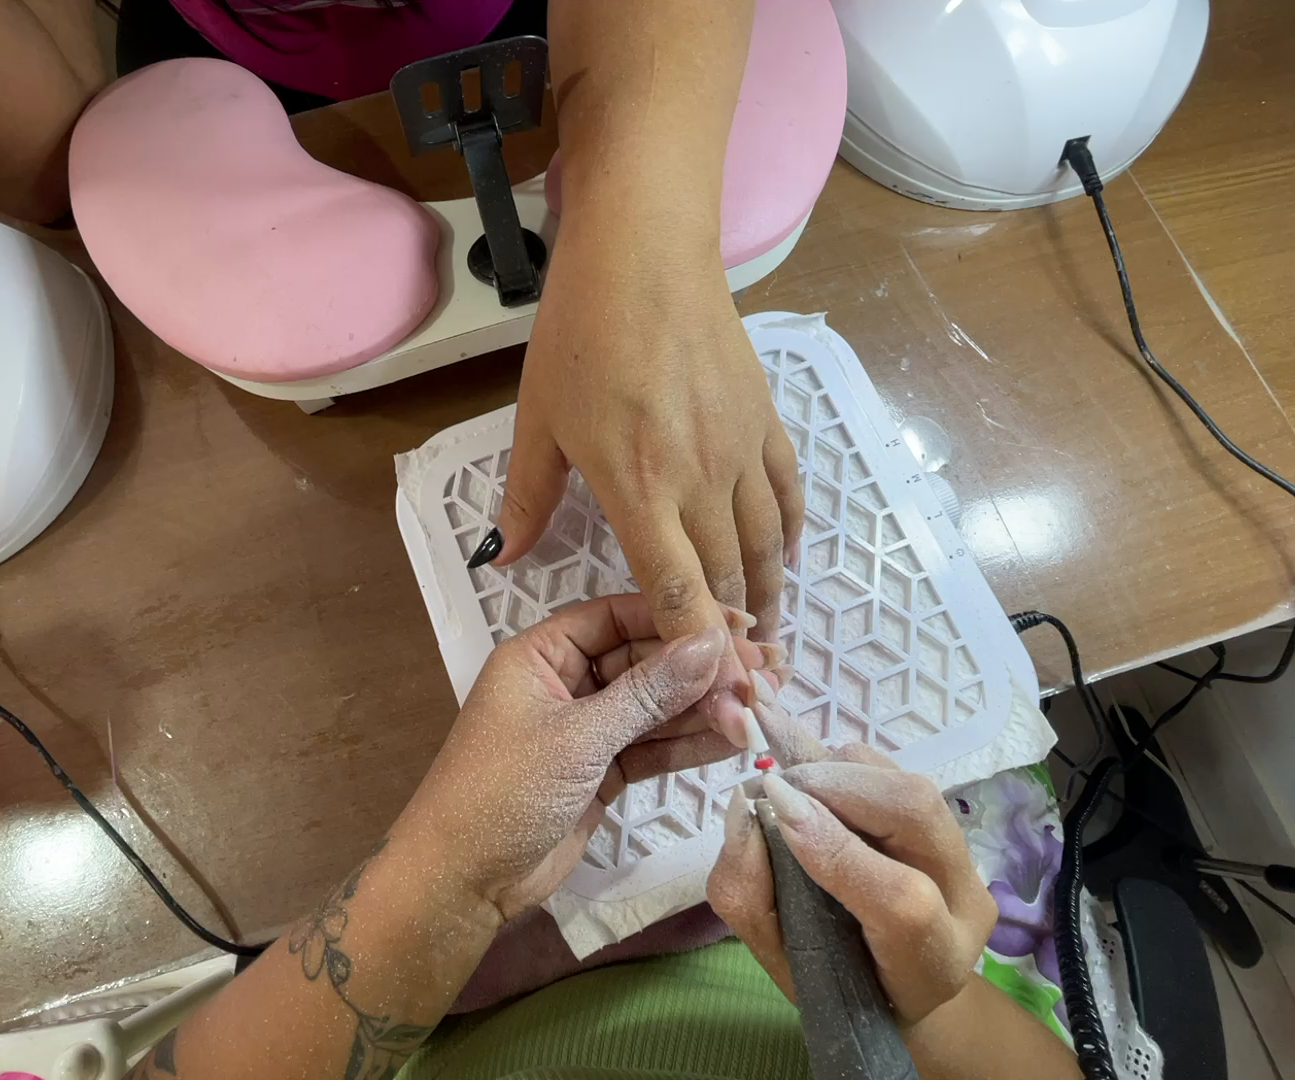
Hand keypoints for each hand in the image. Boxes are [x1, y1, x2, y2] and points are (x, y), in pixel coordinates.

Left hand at [394, 594, 767, 923]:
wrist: (463, 882)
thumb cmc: (504, 791)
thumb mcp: (578, 736)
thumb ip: (648, 692)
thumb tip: (711, 642)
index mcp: (542, 654)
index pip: (617, 615)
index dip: (675, 615)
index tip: (736, 620)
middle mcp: (566, 680)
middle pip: (644, 661)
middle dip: (700, 668)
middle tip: (766, 671)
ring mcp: (587, 726)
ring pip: (654, 705)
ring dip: (704, 707)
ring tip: (764, 705)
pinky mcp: (603, 767)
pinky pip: (652, 745)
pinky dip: (688, 743)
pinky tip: (735, 739)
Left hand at [496, 245, 804, 728]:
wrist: (645, 252)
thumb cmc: (581, 335)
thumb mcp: (538, 420)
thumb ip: (527, 498)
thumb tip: (503, 558)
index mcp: (637, 489)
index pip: (674, 591)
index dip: (693, 651)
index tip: (706, 691)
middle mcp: (700, 482)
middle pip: (724, 579)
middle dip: (731, 634)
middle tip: (731, 671)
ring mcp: (743, 451)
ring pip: (765, 545)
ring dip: (764, 594)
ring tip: (762, 628)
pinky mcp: (768, 422)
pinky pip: (790, 495)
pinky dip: (790, 536)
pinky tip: (784, 557)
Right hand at [706, 731, 997, 1026]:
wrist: (893, 979)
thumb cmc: (831, 980)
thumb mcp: (777, 958)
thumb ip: (748, 893)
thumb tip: (740, 808)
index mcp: (928, 964)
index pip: (900, 901)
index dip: (835, 848)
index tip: (772, 805)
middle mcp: (961, 904)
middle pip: (915, 813)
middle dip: (832, 784)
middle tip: (771, 786)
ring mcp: (960, 855)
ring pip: (905, 781)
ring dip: (834, 769)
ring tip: (788, 785)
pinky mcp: (941, 816)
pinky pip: (893, 769)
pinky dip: (840, 762)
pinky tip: (804, 767)